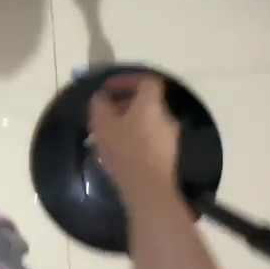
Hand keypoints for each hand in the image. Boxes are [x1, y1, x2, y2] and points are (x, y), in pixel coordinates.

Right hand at [90, 73, 181, 200]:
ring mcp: (170, 137)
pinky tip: (118, 151)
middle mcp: (165, 117)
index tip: (108, 89)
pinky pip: (149, 138)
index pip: (146, 81)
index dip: (127, 80)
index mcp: (151, 105)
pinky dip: (135, 137)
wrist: (148, 188)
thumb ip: (100, 104)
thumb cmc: (124, 150)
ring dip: (127, 123)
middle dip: (122, 105)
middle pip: (145, 103)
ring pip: (146, 122)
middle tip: (103, 115)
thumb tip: (102, 97)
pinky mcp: (168, 155)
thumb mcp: (102, 123)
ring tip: (106, 136)